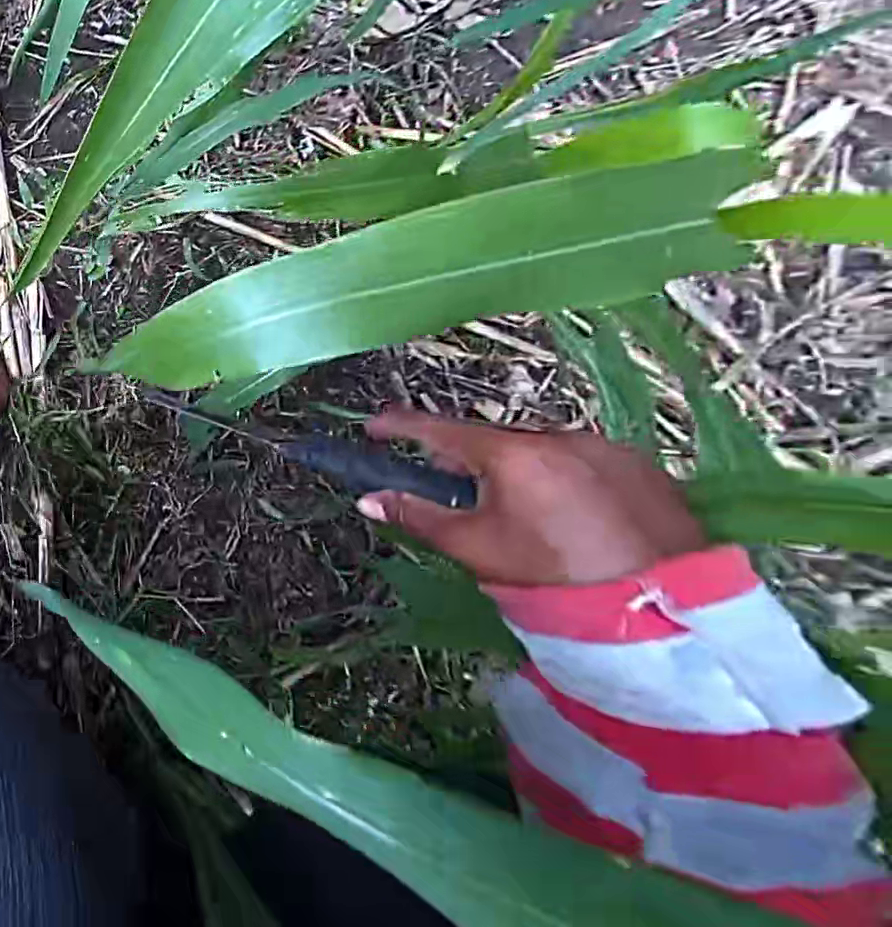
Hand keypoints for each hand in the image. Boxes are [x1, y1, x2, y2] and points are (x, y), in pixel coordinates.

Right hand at [356, 407, 706, 586]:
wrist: (665, 607)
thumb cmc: (553, 573)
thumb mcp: (472, 545)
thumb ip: (415, 515)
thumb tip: (368, 499)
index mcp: (512, 454)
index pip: (438, 430)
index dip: (398, 426)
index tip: (373, 427)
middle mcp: (558, 438)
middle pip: (489, 439)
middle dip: (462, 457)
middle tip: (448, 486)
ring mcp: (605, 448)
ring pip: (535, 447)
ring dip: (511, 465)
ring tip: (510, 505)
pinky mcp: (641, 466)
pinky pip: (578, 458)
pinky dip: (554, 473)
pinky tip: (560, 509)